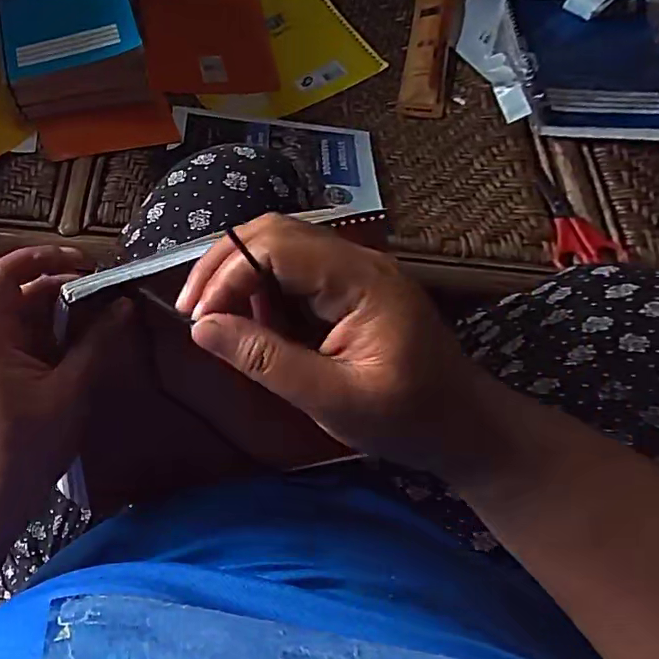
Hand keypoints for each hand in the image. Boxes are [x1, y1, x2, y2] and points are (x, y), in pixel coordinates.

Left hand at [0, 245, 130, 496]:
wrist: (7, 485)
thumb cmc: (31, 443)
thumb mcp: (70, 390)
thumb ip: (97, 344)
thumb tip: (122, 307)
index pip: (1, 277)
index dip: (36, 258)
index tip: (79, 262)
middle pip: (24, 290)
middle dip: (65, 283)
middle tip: (106, 288)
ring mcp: (6, 353)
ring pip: (37, 311)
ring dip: (71, 306)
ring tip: (108, 308)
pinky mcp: (20, 366)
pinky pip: (43, 333)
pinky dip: (69, 328)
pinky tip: (97, 332)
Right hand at [175, 215, 507, 484]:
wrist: (465, 425)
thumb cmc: (408, 419)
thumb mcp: (333, 400)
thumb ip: (267, 361)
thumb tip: (203, 328)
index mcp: (361, 280)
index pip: (277, 246)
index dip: (228, 274)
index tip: (199, 319)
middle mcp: (357, 261)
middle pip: (273, 232)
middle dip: (223, 265)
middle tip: (194, 310)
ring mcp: (355, 270)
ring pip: (279, 246)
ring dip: (238, 274)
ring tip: (215, 317)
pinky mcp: (349, 287)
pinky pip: (293, 271)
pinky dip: (260, 290)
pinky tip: (251, 322)